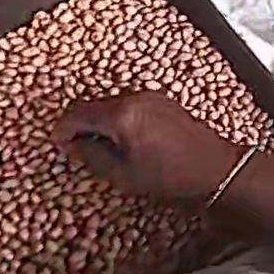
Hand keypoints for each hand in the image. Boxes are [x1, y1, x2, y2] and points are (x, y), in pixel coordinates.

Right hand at [54, 92, 241, 205]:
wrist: (215, 169)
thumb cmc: (170, 176)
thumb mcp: (121, 174)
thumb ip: (91, 154)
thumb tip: (73, 142)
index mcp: (122, 114)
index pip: (77, 113)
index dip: (63, 129)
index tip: (58, 144)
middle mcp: (137, 98)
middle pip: (95, 105)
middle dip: (83, 126)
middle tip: (79, 150)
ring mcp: (153, 97)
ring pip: (113, 105)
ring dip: (102, 123)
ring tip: (104, 150)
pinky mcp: (165, 102)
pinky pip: (132, 106)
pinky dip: (121, 120)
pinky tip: (126, 142)